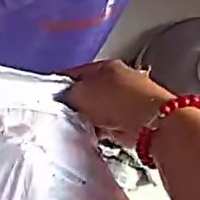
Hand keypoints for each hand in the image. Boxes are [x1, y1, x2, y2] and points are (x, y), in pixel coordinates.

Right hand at [58, 60, 174, 138]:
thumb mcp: (78, 93)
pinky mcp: (137, 117)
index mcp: (106, 65)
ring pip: (99, 109)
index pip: (75, 73)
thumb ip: (66, 93)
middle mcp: (121, 77)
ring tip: (84, 125)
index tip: (49, 96)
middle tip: (67, 114)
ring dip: (90, 118)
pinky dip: (103, 129)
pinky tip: (98, 134)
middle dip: (77, 104)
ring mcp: (131, 97)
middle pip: (89, 91)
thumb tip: (62, 97)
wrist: (150, 124)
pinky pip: (110, 124)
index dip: (59, 85)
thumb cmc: (115, 102)